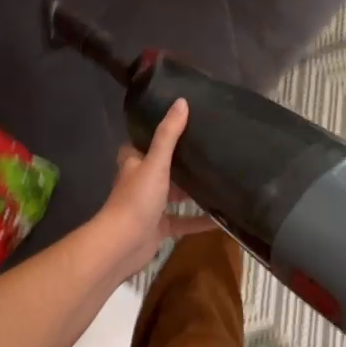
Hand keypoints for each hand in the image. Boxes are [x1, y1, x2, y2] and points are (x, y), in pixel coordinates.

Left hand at [96, 100, 215, 276]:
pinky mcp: (160, 227)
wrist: (123, 245)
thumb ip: (168, 135)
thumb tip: (182, 101)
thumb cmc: (137, 199)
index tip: (184, 120)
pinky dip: (200, 220)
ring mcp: (150, 206)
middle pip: (164, 166)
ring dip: (193, 190)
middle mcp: (141, 181)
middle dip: (183, 160)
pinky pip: (184, 221)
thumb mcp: (155, 163)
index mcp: (134, 162)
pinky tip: (222, 219)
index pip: (145, 140)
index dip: (160, 130)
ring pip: (175, 194)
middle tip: (211, 147)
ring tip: (221, 177)